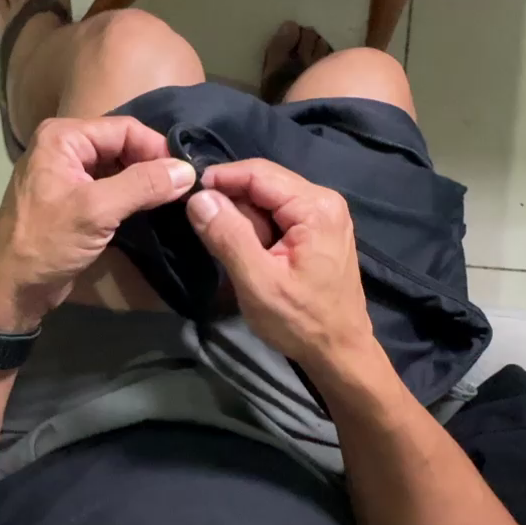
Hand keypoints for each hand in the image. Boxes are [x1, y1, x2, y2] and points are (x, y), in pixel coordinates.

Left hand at [0, 116, 194, 331]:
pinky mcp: (74, 202)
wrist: (12, 288)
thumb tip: (187, 170)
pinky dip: (132, 197)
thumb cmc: (46, 243)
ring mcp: (68, 176)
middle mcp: (64, 148)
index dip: (157, 148)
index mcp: (62, 137)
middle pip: (122, 145)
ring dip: (145, 182)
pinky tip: (153, 209)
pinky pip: (110, 189)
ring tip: (177, 198)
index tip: (188, 173)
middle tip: (186, 187)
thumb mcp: (96, 211)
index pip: (123, 129)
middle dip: (153, 164)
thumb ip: (142, 185)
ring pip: (118, 168)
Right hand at [185, 159, 374, 371]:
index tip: (187, 196)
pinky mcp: (317, 231)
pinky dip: (256, 231)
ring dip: (243, 222)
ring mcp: (323, 215)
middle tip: (212, 238)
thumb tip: (198, 198)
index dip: (219, 179)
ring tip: (236, 255)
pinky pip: (276, 216)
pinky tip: (251, 256)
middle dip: (233, 205)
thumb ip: (228, 236)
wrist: (338, 352)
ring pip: (266, 201)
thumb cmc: (300, 321)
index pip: (258, 172)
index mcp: (315, 206)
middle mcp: (324, 200)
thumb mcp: (257, 282)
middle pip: (263, 183)